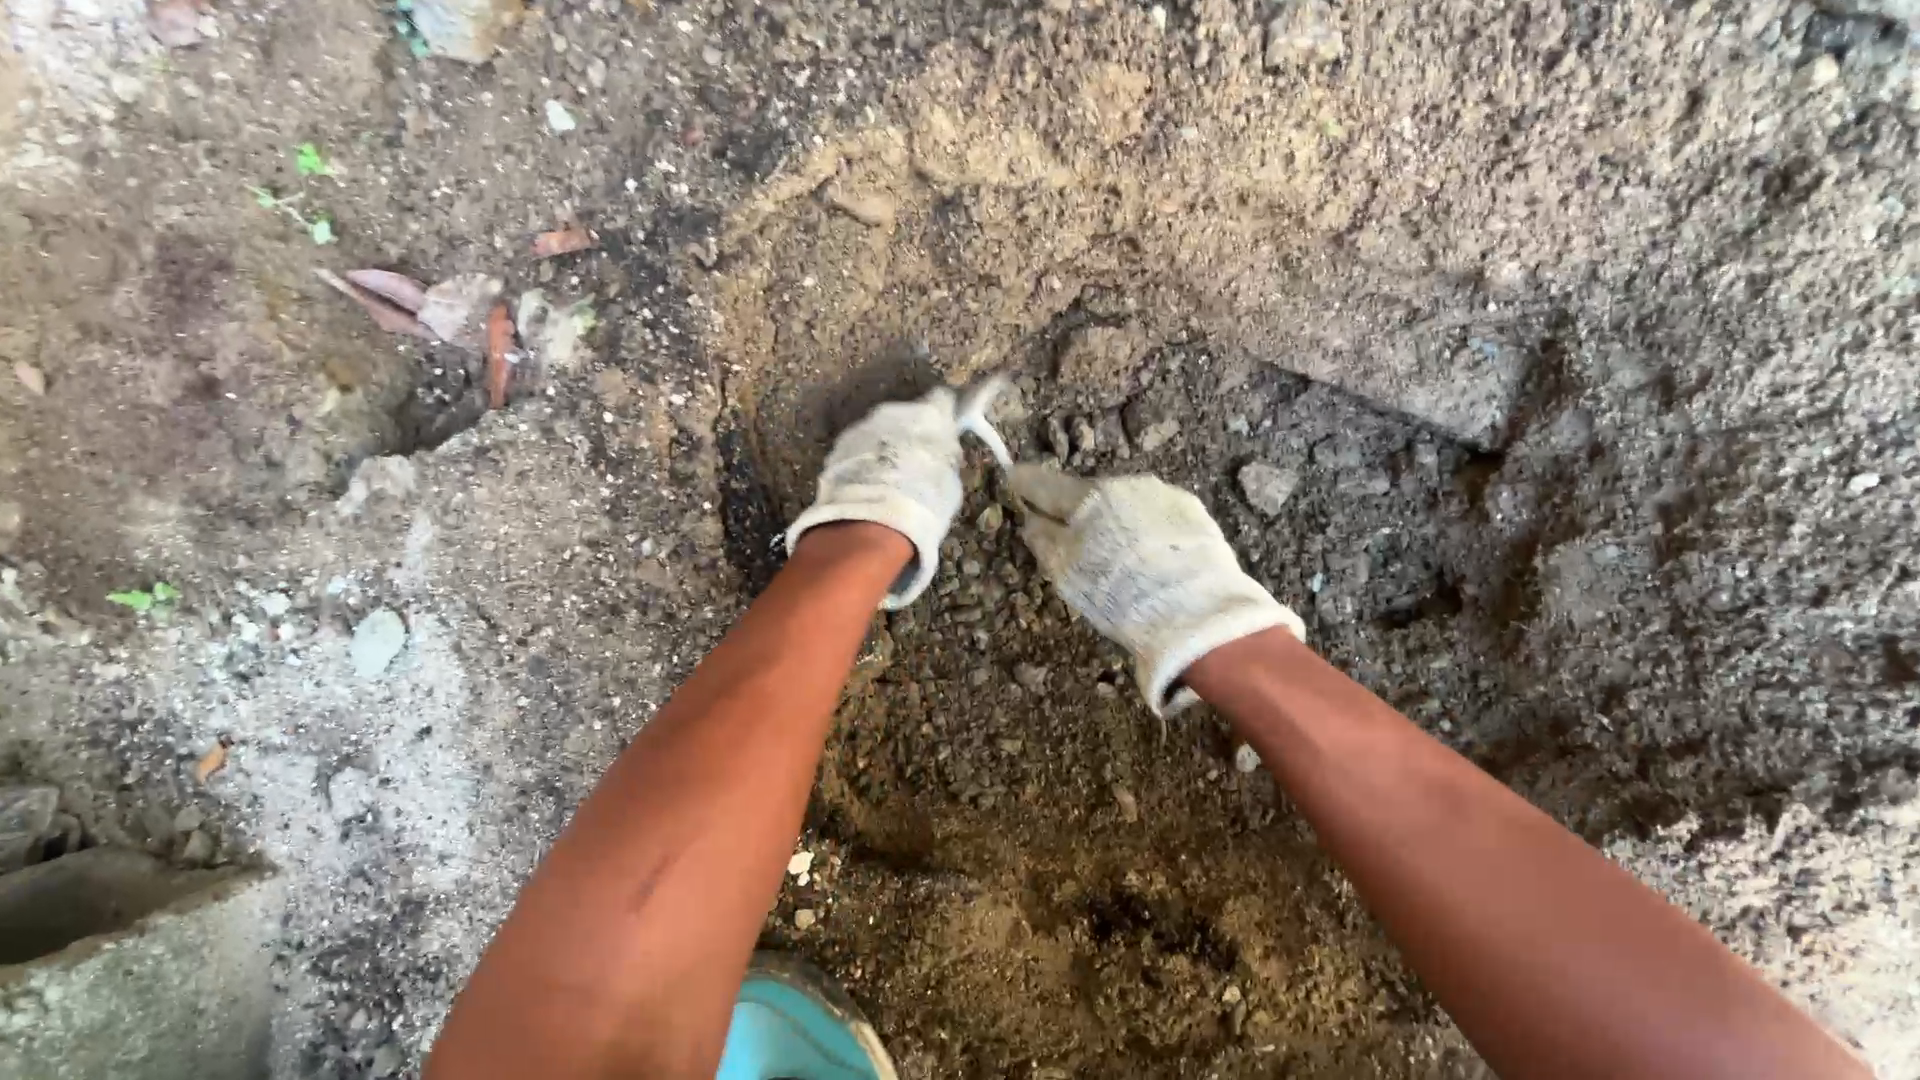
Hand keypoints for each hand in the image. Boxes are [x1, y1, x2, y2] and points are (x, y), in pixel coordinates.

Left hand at [786, 387, 963, 608]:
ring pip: (877, 430)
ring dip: (883, 446)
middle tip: (915, 460)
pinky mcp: (836, 448)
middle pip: (905, 414)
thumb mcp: (949, 483)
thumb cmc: (923, 504)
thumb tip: (941, 452)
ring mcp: (860, 427)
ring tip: (887, 478)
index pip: (942, 401)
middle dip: (910, 433)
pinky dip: (861, 461)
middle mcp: (892, 412)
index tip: (944, 431)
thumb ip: (945, 457)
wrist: (871, 524)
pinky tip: (866, 485)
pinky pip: (856, 449)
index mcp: (928, 415)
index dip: (943, 415)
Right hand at [1009, 464, 1304, 715]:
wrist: (1195, 611)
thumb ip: (1043, 539)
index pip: (1045, 483)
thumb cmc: (1117, 592)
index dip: (1026, 484)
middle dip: (1080, 513)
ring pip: (1127, 506)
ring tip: (1123, 561)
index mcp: (1088, 496)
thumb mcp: (1065, 573)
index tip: (1014, 480)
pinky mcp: (1194, 514)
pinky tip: (1154, 562)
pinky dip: (1149, 533)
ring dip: (1118, 524)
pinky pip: (1159, 518)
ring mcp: (1163, 495)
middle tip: (1076, 543)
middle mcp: (1125, 484)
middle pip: (1089, 496)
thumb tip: (1032, 519)